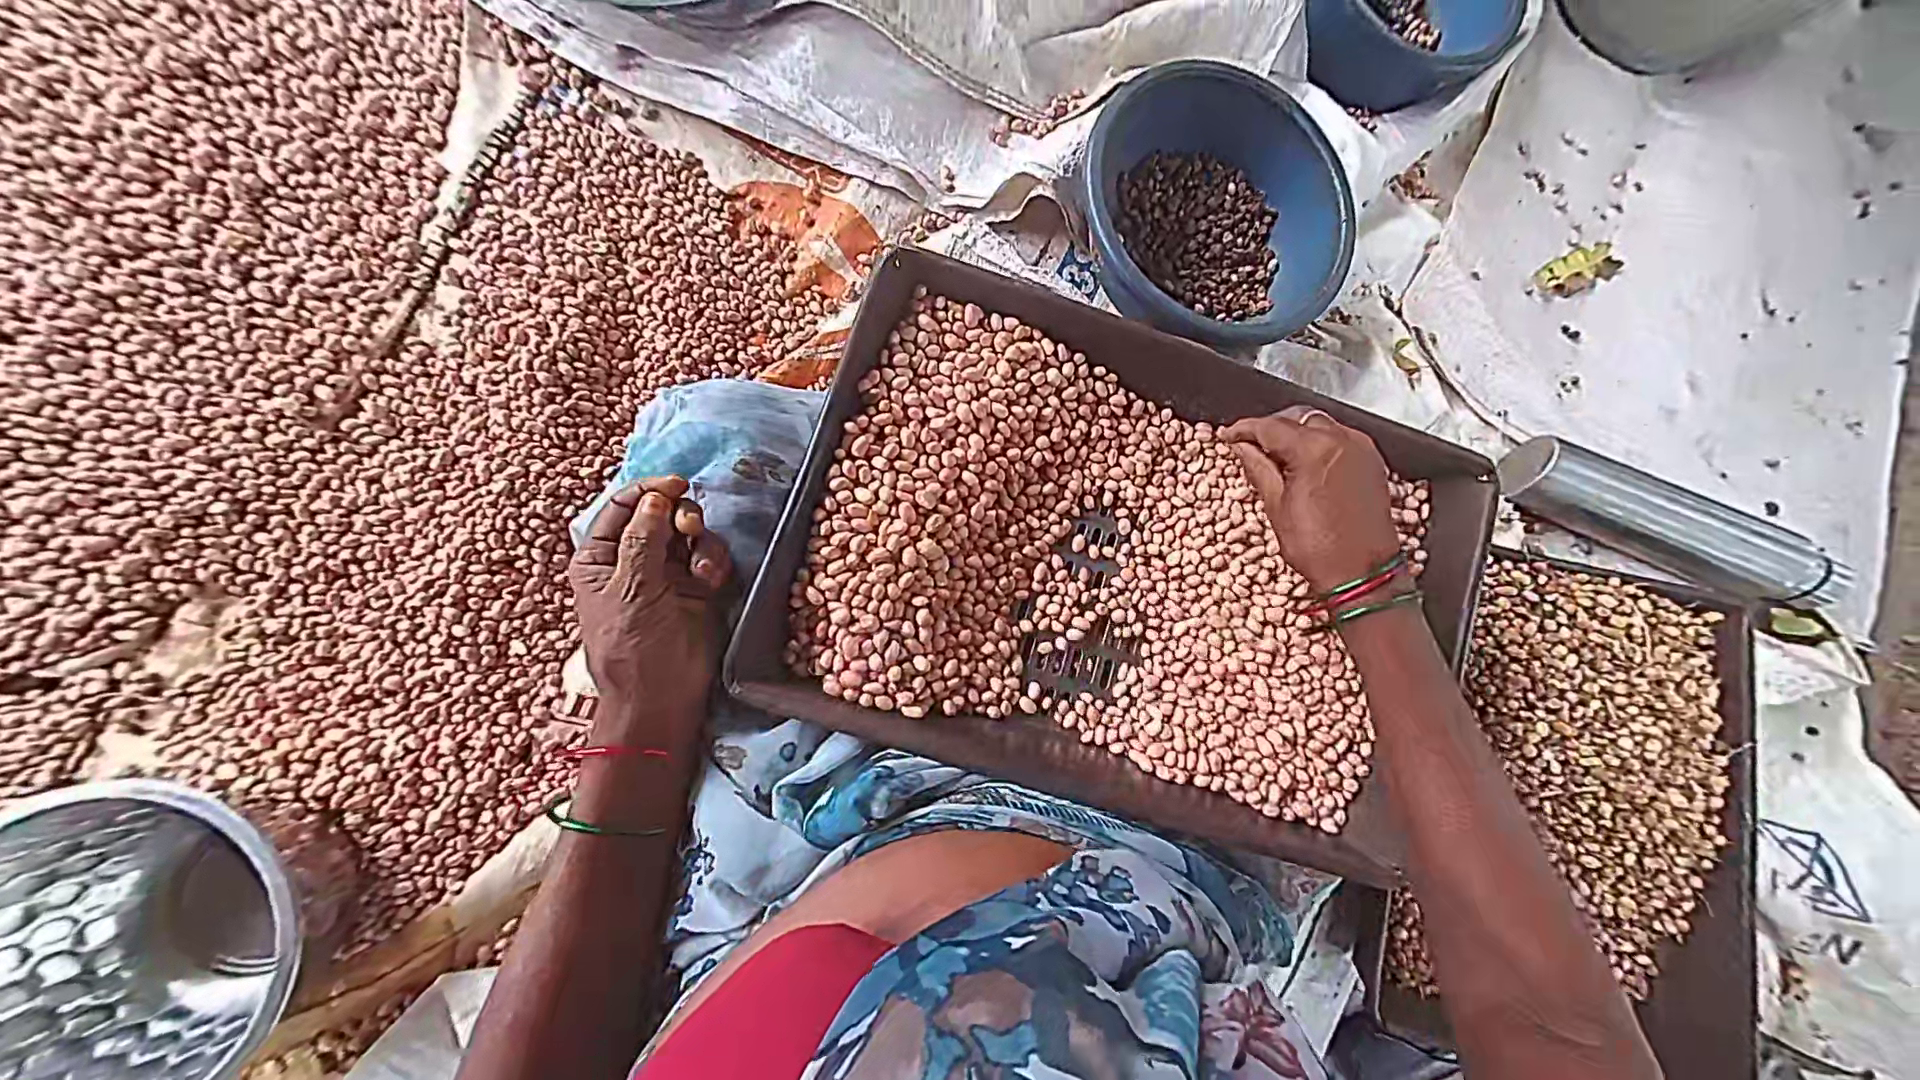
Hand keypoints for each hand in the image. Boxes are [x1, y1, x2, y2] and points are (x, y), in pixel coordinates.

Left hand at [569, 476, 732, 719]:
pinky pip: (709, 556)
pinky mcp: (698, 585)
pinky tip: (712, 580)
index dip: (649, 490)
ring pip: (690, 533)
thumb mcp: (631, 588)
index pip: (623, 507)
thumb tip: (656, 496)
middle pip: (661, 514)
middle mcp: (635, 558)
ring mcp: (668, 571)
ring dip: (701, 542)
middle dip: (679, 516)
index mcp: (601, 557)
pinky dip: (714, 562)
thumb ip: (643, 539)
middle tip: (689, 528)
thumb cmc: (634, 645)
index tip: (677, 484)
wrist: (664, 694)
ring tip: (703, 566)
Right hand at [1222, 406, 1401, 593]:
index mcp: (1315, 450)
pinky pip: (1339, 438)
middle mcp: (1343, 441)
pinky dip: (1317, 442)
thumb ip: (1258, 468)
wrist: (1363, 572)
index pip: (1270, 426)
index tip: (1228, 435)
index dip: (1243, 429)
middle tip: (1247, 445)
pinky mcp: (1371, 462)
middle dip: (1269, 428)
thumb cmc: (1321, 548)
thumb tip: (1242, 448)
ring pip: (1319, 424)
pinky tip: (1301, 462)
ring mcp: (1361, 450)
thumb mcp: (1276, 506)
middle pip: (1296, 418)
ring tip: (1273, 455)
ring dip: (1294, 433)